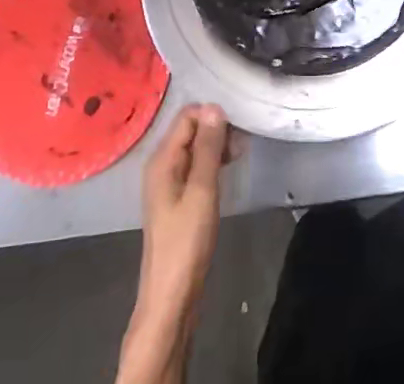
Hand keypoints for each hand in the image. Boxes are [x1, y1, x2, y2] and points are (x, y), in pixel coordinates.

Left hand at [136, 103, 238, 315]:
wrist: (171, 295)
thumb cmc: (186, 242)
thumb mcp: (202, 191)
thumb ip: (208, 148)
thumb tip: (214, 107)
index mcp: (161, 159)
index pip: (186, 116)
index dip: (212, 116)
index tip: (238, 129)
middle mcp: (161, 165)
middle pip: (190, 130)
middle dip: (216, 130)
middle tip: (242, 145)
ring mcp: (168, 182)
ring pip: (194, 148)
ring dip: (216, 146)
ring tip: (239, 156)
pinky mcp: (178, 198)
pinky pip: (195, 166)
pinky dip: (212, 163)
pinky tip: (228, 171)